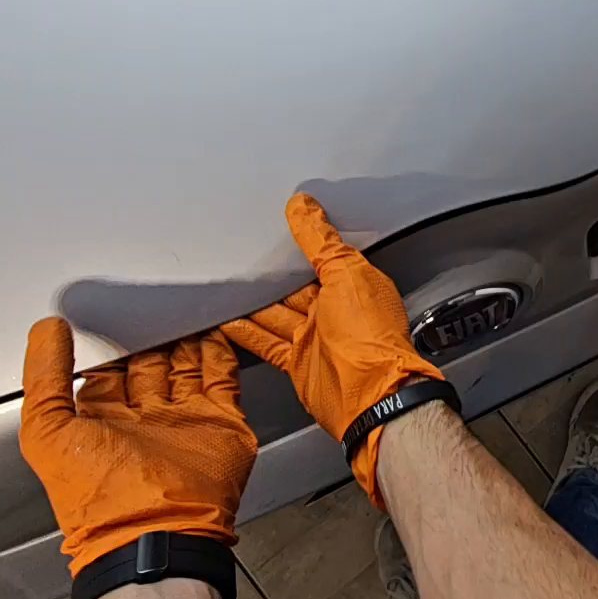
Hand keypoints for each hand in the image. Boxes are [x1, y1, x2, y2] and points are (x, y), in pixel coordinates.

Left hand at [20, 317, 258, 575]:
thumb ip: (45, 377)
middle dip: (155, 337)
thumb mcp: (47, 431)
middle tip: (158, 305)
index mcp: (101, 423)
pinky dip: (222, 352)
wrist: (162, 527)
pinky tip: (218, 329)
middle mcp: (145, 419)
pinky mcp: (221, 419)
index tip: (114, 313)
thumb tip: (46, 328)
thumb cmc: (99, 493)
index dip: (111, 344)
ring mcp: (186, 418)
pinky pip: (223, 377)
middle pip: (152, 366)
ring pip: (189, 367)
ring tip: (191, 308)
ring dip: (190, 339)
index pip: (108, 372)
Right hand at [222, 193, 444, 507]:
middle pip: (297, 285)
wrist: (368, 392)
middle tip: (244, 254)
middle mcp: (337, 310)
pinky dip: (246, 332)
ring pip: (278, 312)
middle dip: (274, 272)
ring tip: (229, 283)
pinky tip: (227, 320)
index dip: (304, 240)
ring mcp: (317, 336)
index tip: (282, 222)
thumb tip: (304, 206)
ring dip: (255, 300)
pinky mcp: (298, 361)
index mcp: (356, 284)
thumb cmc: (370, 334)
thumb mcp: (347, 272)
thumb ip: (322, 240)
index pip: (325, 255)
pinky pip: (267, 341)